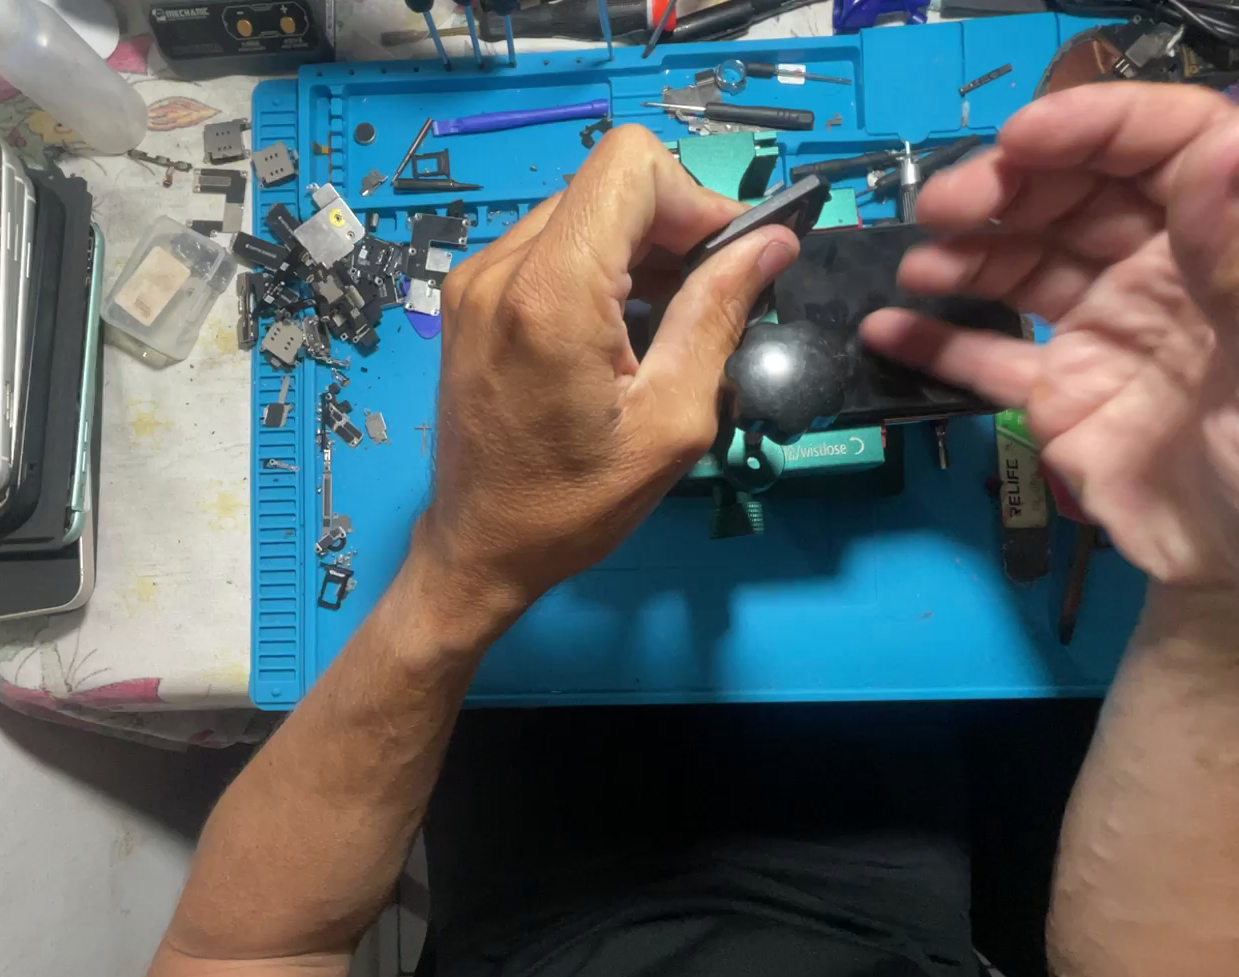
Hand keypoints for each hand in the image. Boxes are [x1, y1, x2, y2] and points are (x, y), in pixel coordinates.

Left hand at [413, 125, 799, 626]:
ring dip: (635, 253)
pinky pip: (547, 250)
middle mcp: (500, 268)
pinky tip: (615, 331)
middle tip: (704, 301)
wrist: (481, 548)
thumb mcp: (670, 421)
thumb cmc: (574, 505)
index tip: (724, 262)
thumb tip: (770, 244)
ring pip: (579, 214)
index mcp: (551, 293)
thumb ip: (718, 316)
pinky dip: (595, 271)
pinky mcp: (468, 303)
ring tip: (661, 325)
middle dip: (672, 229)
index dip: (694, 199)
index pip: (631, 165)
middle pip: (607, 186)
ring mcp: (475, 283)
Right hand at [861, 84, 1238, 618]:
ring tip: (914, 263)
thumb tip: (1227, 133)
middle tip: (940, 207)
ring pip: (1021, 269)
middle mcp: (1165, 270)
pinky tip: (888, 329)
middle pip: (1077, 202)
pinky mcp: (1052, 392)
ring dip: (964, 256)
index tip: (1020, 140)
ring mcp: (1100, 331)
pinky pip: (985, 355)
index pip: (1170, 151)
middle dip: (1008, 192)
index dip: (1097, 130)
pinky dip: (934, 341)